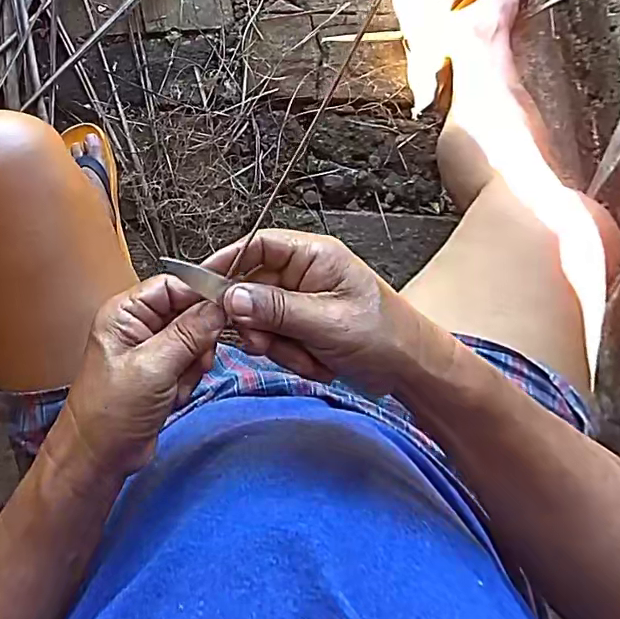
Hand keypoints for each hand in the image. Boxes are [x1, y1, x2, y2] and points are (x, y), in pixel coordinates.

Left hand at [55, 275, 227, 477]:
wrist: (98, 458)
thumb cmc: (107, 413)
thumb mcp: (153, 368)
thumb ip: (189, 334)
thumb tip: (218, 307)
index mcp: (126, 312)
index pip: (172, 285)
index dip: (200, 295)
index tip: (224, 310)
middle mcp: (137, 325)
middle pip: (187, 311)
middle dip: (197, 339)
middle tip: (195, 360)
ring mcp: (150, 348)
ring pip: (194, 339)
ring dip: (193, 364)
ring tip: (175, 384)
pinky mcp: (160, 370)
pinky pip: (191, 363)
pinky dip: (188, 380)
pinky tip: (172, 396)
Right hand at [202, 229, 438, 395]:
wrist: (415, 373)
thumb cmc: (386, 336)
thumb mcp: (327, 321)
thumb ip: (276, 309)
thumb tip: (230, 297)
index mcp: (312, 254)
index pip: (256, 245)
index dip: (226, 262)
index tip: (203, 285)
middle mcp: (302, 272)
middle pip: (251, 286)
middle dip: (257, 320)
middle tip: (264, 342)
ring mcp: (300, 300)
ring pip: (259, 317)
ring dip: (277, 343)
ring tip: (307, 356)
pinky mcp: (301, 325)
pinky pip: (274, 337)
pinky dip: (289, 355)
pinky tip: (316, 363)